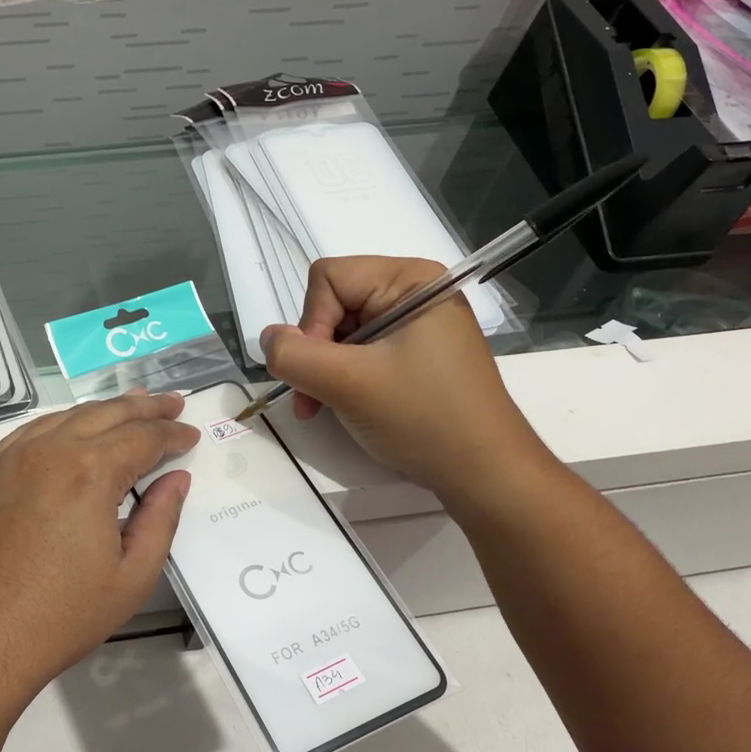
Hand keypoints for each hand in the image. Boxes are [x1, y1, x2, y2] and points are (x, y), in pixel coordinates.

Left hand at [0, 390, 198, 721]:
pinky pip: (30, 433)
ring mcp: (10, 459)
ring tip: (130, 408)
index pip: (142, 438)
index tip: (191, 436)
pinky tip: (72, 431)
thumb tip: (176, 480)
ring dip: (103, 410)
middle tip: (172, 404)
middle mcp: (49, 451)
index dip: (172, 436)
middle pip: (105, 414)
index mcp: (90, 472)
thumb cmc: (61, 617)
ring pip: (65, 417)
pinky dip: (60, 424)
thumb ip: (161, 519)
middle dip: (144, 408)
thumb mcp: (132, 576)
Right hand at [261, 256, 553, 502]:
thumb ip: (294, 356)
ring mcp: (416, 325)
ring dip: (324, 370)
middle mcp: (414, 293)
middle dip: (316, 351)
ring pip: (341, 331)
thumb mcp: (347, 384)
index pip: (327, 278)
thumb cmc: (422, 418)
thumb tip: (267, 339)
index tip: (321, 371)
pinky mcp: (416, 355)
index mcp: (410, 281)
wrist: (483, 473)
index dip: (311, 323)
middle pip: (332, 303)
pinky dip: (343, 378)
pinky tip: (345, 406)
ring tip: (326, 407)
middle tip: (315, 397)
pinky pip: (361, 352)